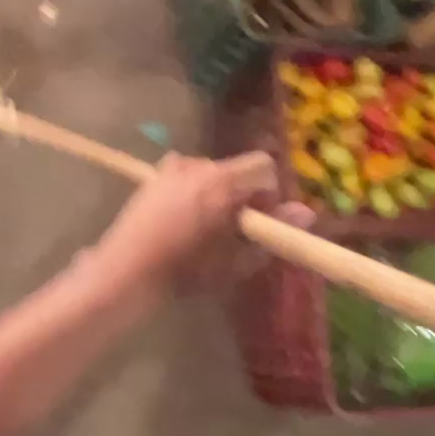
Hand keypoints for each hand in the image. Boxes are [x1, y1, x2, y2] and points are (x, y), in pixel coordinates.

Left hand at [92, 152, 302, 288]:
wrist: (128, 270)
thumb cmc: (185, 270)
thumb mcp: (235, 259)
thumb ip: (271, 232)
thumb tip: (306, 214)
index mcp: (221, 181)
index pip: (263, 166)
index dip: (267, 193)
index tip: (258, 220)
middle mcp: (197, 165)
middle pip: (236, 169)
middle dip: (242, 193)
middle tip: (231, 229)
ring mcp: (172, 168)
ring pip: (211, 172)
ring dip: (217, 192)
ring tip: (203, 227)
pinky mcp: (154, 176)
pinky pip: (187, 175)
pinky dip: (194, 190)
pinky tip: (181, 218)